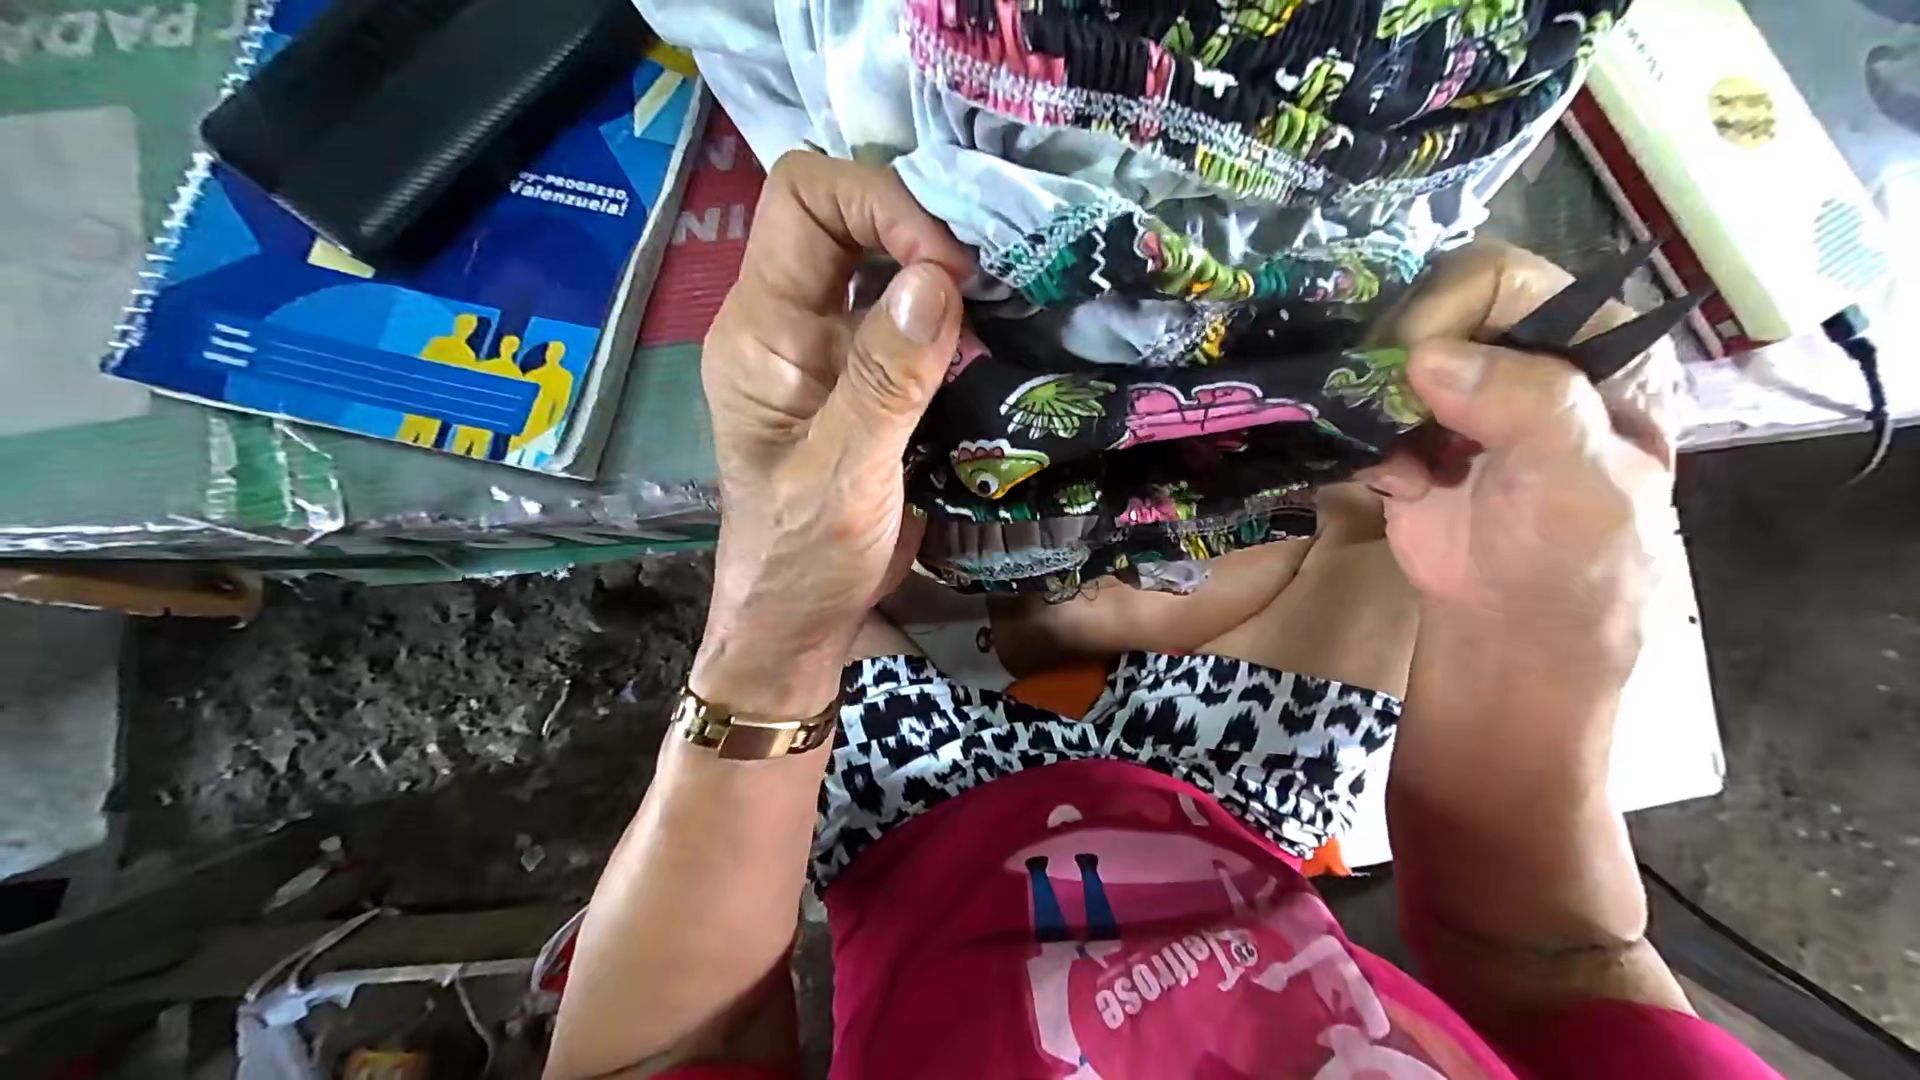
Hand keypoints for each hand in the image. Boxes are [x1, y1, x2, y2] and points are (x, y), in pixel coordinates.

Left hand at [691, 152, 971, 717]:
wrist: (800, 618)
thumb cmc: (803, 559)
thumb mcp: (841, 476)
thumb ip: (883, 382)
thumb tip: (936, 280)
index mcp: (759, 331)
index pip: (804, 201)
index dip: (878, 203)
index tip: (947, 262)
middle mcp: (789, 324)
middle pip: (846, 220)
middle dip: (917, 225)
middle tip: (987, 267)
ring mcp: (829, 352)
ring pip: (881, 267)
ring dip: (939, 267)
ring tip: (1003, 287)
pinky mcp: (865, 383)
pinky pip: (907, 321)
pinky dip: (949, 313)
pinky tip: (991, 328)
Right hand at [1366, 246, 1675, 662]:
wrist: (1513, 619)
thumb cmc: (1574, 551)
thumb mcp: (1576, 479)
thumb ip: (1526, 406)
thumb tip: (1426, 357)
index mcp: (1585, 348)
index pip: (1503, 280)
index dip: (1448, 308)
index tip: (1413, 361)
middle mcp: (1515, 361)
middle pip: (1429, 314)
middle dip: (1396, 363)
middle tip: (1390, 411)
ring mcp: (1454, 401)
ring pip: (1382, 365)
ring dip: (1373, 412)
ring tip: (1401, 462)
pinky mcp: (1406, 438)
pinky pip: (1360, 417)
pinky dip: (1363, 450)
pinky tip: (1396, 488)